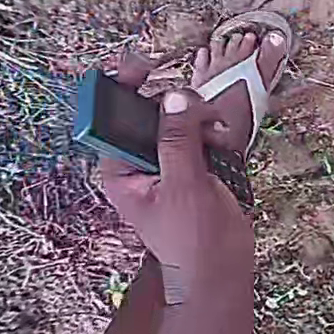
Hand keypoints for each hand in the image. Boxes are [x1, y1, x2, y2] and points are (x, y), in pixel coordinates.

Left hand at [97, 52, 253, 290]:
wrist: (222, 268)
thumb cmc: (192, 239)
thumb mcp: (182, 186)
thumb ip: (177, 139)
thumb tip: (174, 97)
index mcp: (120, 168)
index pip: (111, 117)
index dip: (124, 87)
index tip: (146, 65)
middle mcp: (140, 159)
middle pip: (154, 109)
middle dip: (181, 107)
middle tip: (203, 117)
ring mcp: (168, 159)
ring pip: (181, 115)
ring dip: (203, 119)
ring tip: (217, 140)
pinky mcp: (193, 161)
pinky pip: (201, 128)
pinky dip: (214, 129)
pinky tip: (222, 145)